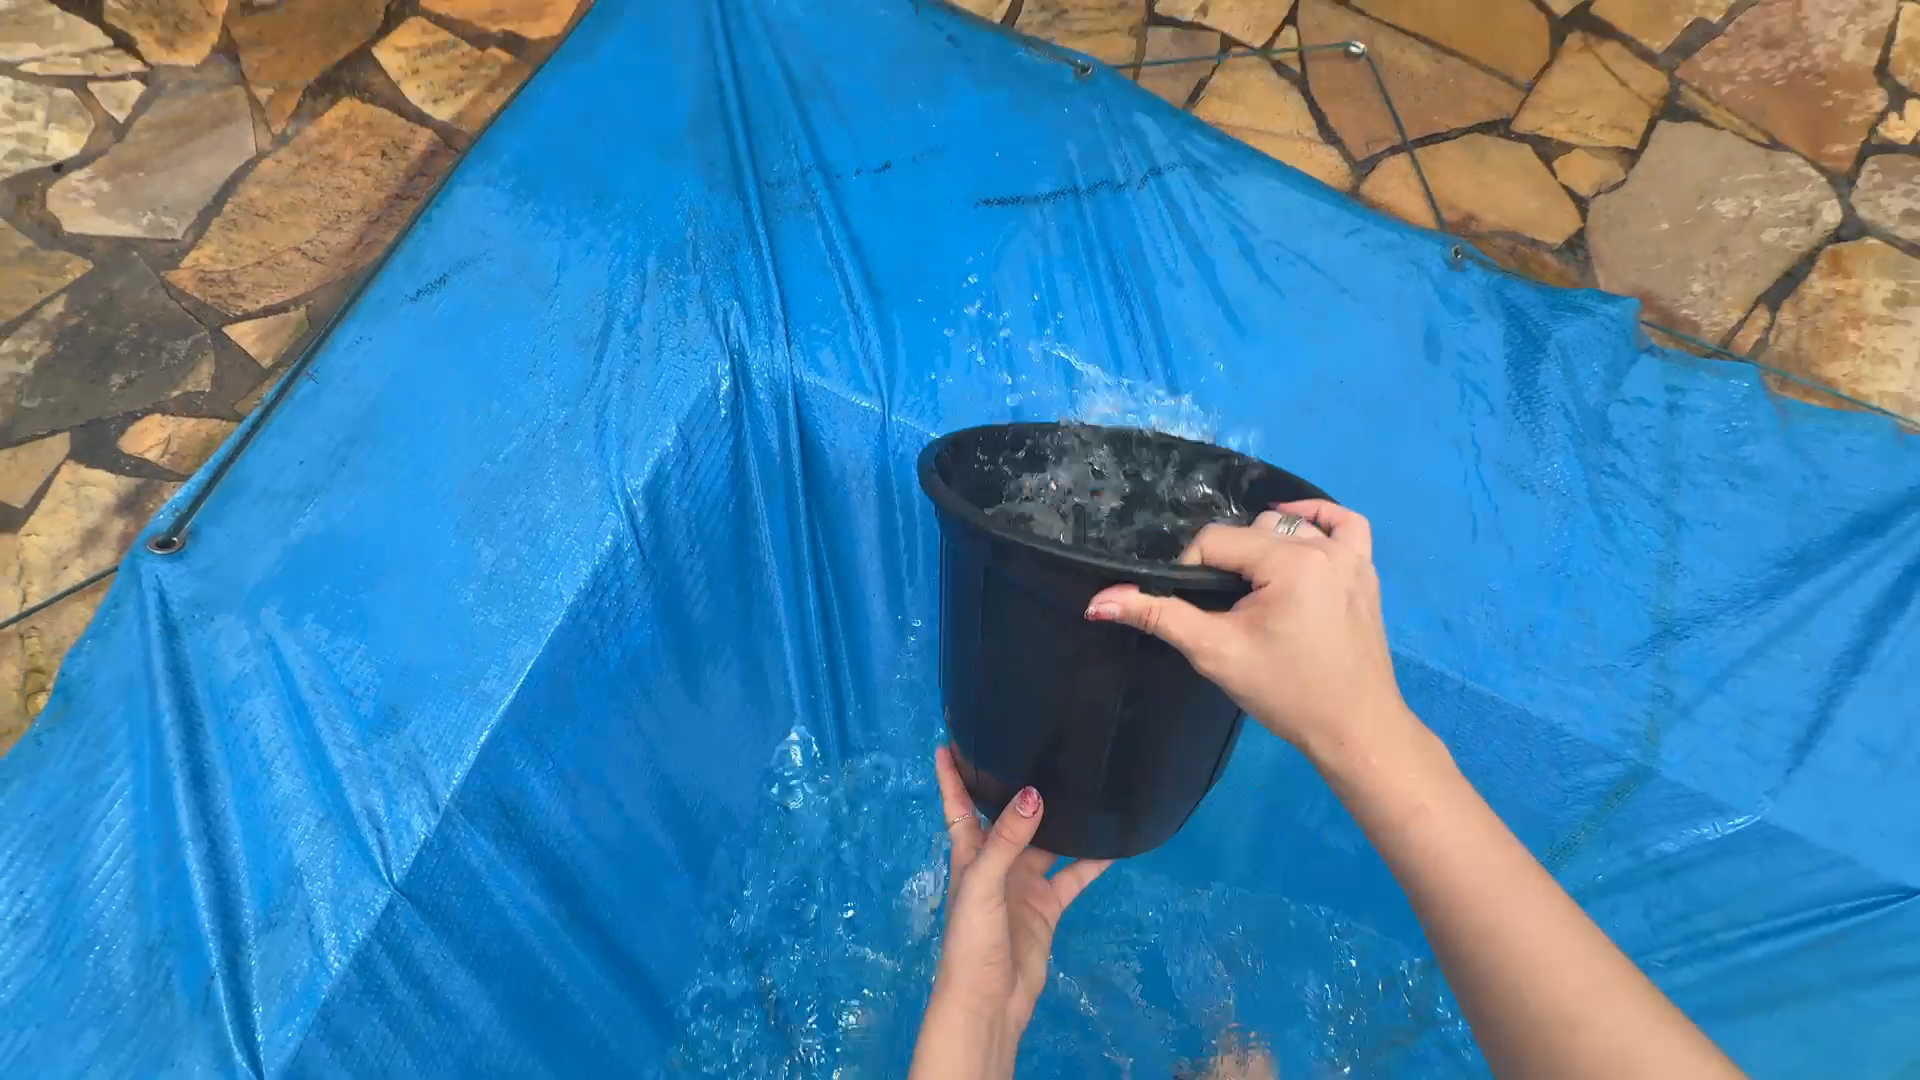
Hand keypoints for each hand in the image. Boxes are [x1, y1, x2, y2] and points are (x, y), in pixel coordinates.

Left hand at [909, 746, 1110, 1079]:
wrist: (989, 1001)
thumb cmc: (971, 938)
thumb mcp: (983, 883)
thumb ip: (1007, 839)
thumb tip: (1033, 795)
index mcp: (969, 851)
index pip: (957, 803)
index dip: (951, 775)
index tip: (949, 742)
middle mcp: (996, 861)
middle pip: (1006, 817)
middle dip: (1017, 789)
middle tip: (1039, 751)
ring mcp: (1022, 883)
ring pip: (1044, 842)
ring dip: (1060, 820)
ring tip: (1081, 785)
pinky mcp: (1046, 906)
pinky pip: (1072, 875)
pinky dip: (1091, 861)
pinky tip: (1112, 842)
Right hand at [1082, 500, 1415, 760]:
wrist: (1354, 728)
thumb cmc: (1284, 691)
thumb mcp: (1214, 651)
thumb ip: (1157, 616)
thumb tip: (1098, 601)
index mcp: (1288, 562)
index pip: (1215, 541)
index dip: (1190, 571)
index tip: (1192, 608)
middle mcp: (1323, 549)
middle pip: (1249, 532)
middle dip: (1225, 563)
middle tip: (1221, 608)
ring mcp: (1352, 558)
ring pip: (1289, 526)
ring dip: (1262, 545)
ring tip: (1251, 585)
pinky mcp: (1366, 572)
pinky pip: (1345, 525)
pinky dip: (1318, 519)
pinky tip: (1296, 527)